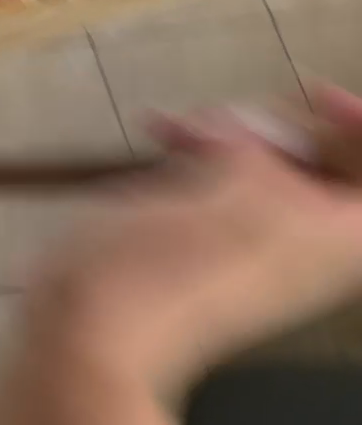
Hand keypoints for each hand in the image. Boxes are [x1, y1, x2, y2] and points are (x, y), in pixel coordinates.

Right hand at [25, 87, 361, 392]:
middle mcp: (310, 242)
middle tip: (218, 114)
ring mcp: (252, 245)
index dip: (358, 125)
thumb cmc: (156, 270)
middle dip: (278, 127)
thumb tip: (251, 131)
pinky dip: (193, 159)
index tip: (311, 95)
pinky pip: (220, 189)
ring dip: (226, 138)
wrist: (88, 329)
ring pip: (267, 173)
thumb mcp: (224, 199)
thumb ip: (261, 153)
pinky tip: (155, 141)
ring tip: (169, 125)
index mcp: (337, 234)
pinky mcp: (200, 245)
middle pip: (328, 166)